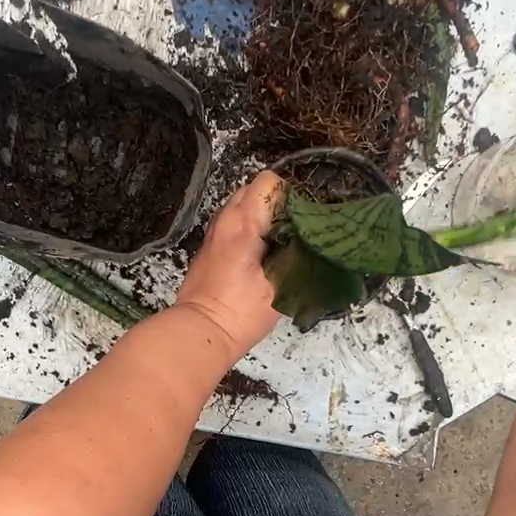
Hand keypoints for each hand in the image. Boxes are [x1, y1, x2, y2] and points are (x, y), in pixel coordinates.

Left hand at [175, 170, 284, 353]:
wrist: (201, 333)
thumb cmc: (240, 313)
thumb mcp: (281, 286)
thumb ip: (299, 257)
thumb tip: (314, 244)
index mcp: (243, 222)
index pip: (269, 182)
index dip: (290, 197)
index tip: (302, 220)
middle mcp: (224, 221)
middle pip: (254, 191)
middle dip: (276, 206)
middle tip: (293, 234)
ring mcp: (213, 234)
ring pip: (241, 209)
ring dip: (261, 221)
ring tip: (278, 247)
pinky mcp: (209, 250)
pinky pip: (232, 228)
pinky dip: (248, 233)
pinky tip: (260, 259)